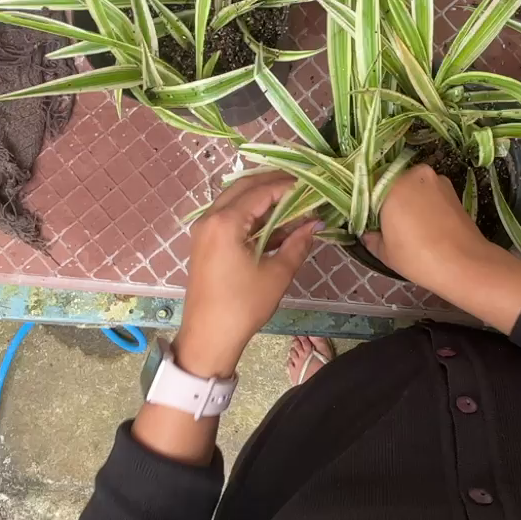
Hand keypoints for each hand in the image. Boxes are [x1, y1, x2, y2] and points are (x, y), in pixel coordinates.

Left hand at [174, 172, 319, 377]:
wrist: (209, 336)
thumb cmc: (243, 305)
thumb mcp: (277, 273)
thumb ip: (298, 243)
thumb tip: (316, 223)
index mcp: (225, 222)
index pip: (261, 191)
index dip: (288, 185)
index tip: (312, 184)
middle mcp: (210, 218)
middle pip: (244, 187)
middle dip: (273, 183)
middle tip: (302, 185)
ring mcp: (204, 230)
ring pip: (235, 200)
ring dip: (262, 197)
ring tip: (293, 200)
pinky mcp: (205, 242)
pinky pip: (230, 216)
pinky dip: (252, 214)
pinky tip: (275, 222)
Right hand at [362, 165, 520, 331]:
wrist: (464, 263)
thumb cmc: (418, 256)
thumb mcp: (386, 253)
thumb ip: (373, 239)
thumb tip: (368, 234)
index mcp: (393, 184)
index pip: (372, 183)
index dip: (369, 200)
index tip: (369, 215)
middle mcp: (416, 175)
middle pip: (395, 182)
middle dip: (391, 198)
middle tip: (387, 221)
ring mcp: (438, 181)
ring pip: (415, 186)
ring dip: (410, 200)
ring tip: (409, 225)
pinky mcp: (454, 191)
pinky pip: (431, 194)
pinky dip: (426, 205)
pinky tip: (426, 225)